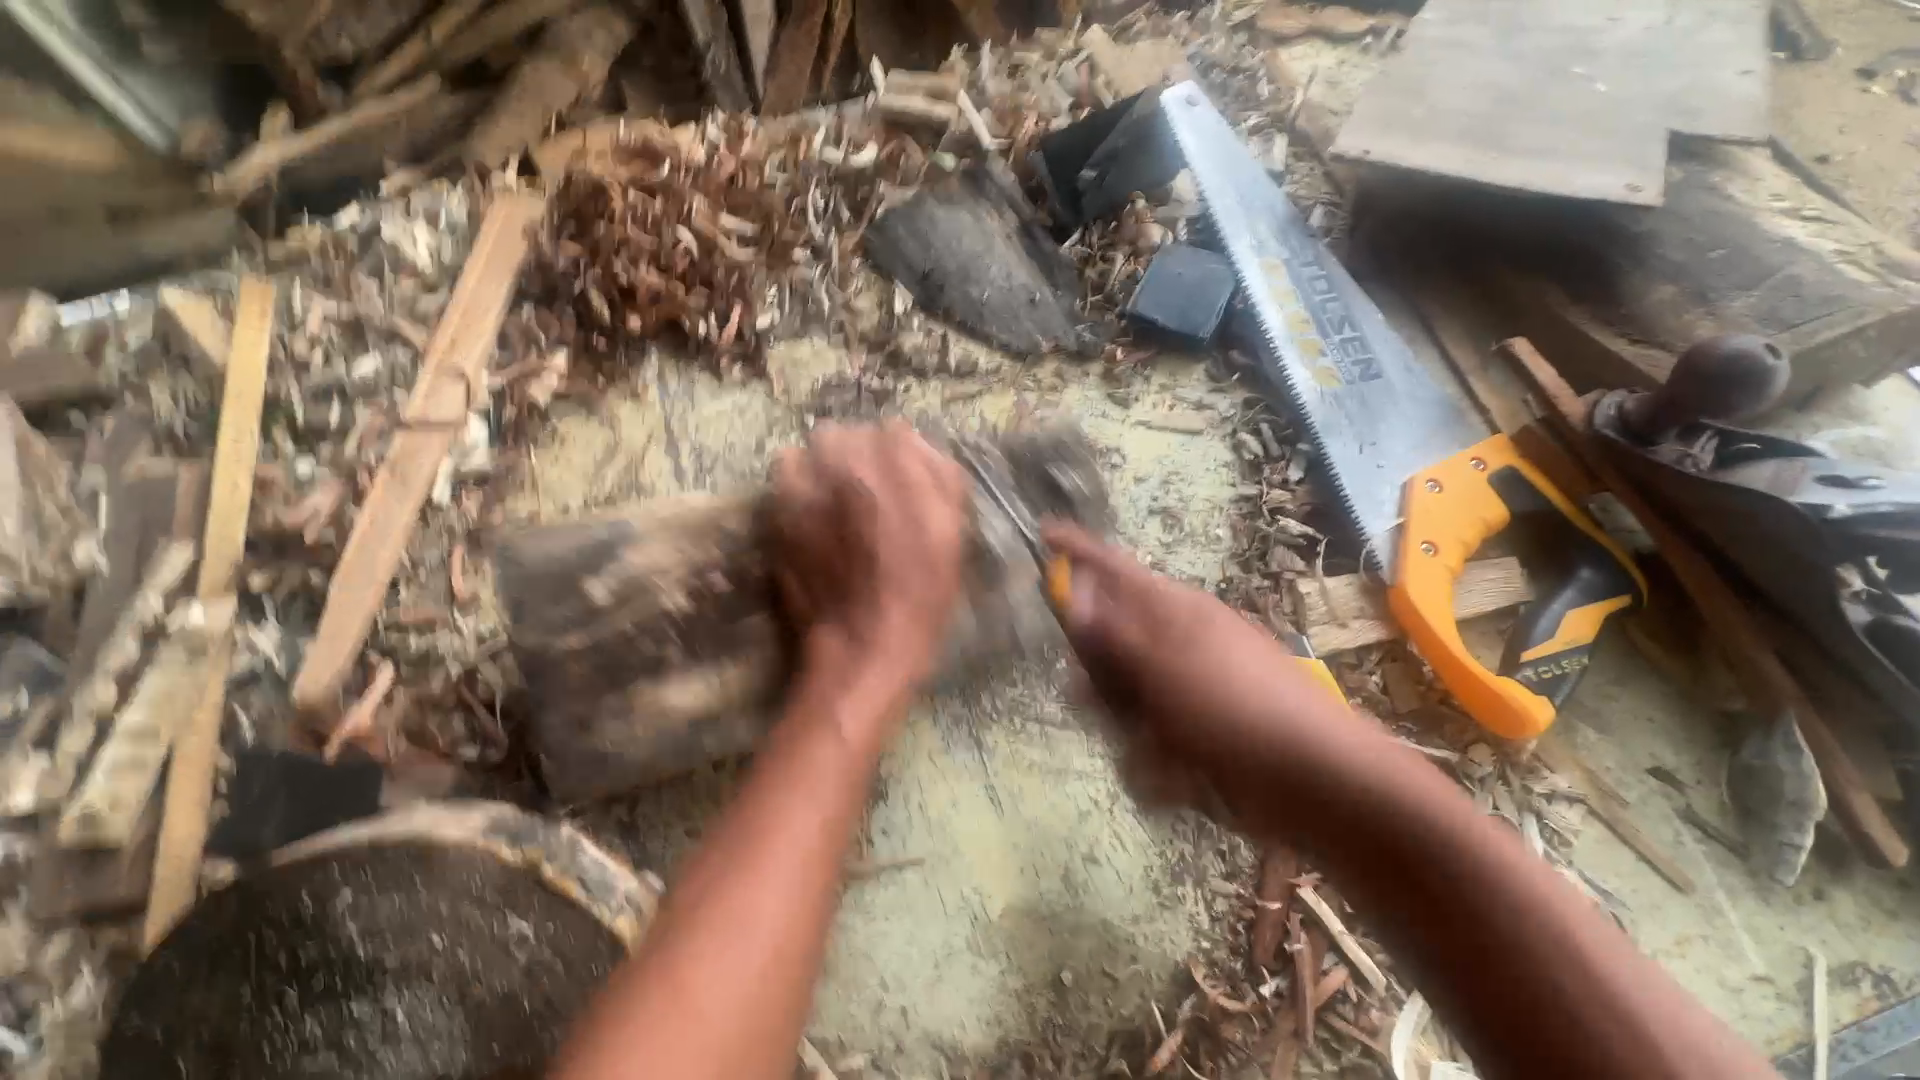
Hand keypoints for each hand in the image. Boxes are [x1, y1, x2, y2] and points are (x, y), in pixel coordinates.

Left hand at [770, 421, 970, 691]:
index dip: (901, 455)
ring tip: (832, 498)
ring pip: (810, 449)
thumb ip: (941, 481)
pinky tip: (808, 512)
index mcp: (897, 472)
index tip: (903, 479)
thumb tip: (916, 442)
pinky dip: (795, 484)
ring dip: (822, 464)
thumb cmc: (919, 598)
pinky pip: (784, 475)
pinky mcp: (778, 513)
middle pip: (848, 434)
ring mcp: (806, 489)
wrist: (862, 647)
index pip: (895, 432)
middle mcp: (847, 469)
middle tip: (867, 491)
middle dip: (858, 454)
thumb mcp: (952, 540)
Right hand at [1043, 522, 1361, 820]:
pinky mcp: (1196, 737)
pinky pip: (1149, 745)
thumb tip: (1074, 591)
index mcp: (1173, 611)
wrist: (1311, 778)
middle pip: (1108, 643)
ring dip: (1129, 732)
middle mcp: (1176, 644)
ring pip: (1123, 702)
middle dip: (1098, 678)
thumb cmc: (1234, 705)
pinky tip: (1179, 780)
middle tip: (1097, 698)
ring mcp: (1187, 692)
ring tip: (1157, 753)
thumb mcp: (1164, 661)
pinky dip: (1157, 766)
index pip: (1115, 568)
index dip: (1079, 550)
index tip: (1043, 532)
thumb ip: (1113, 630)